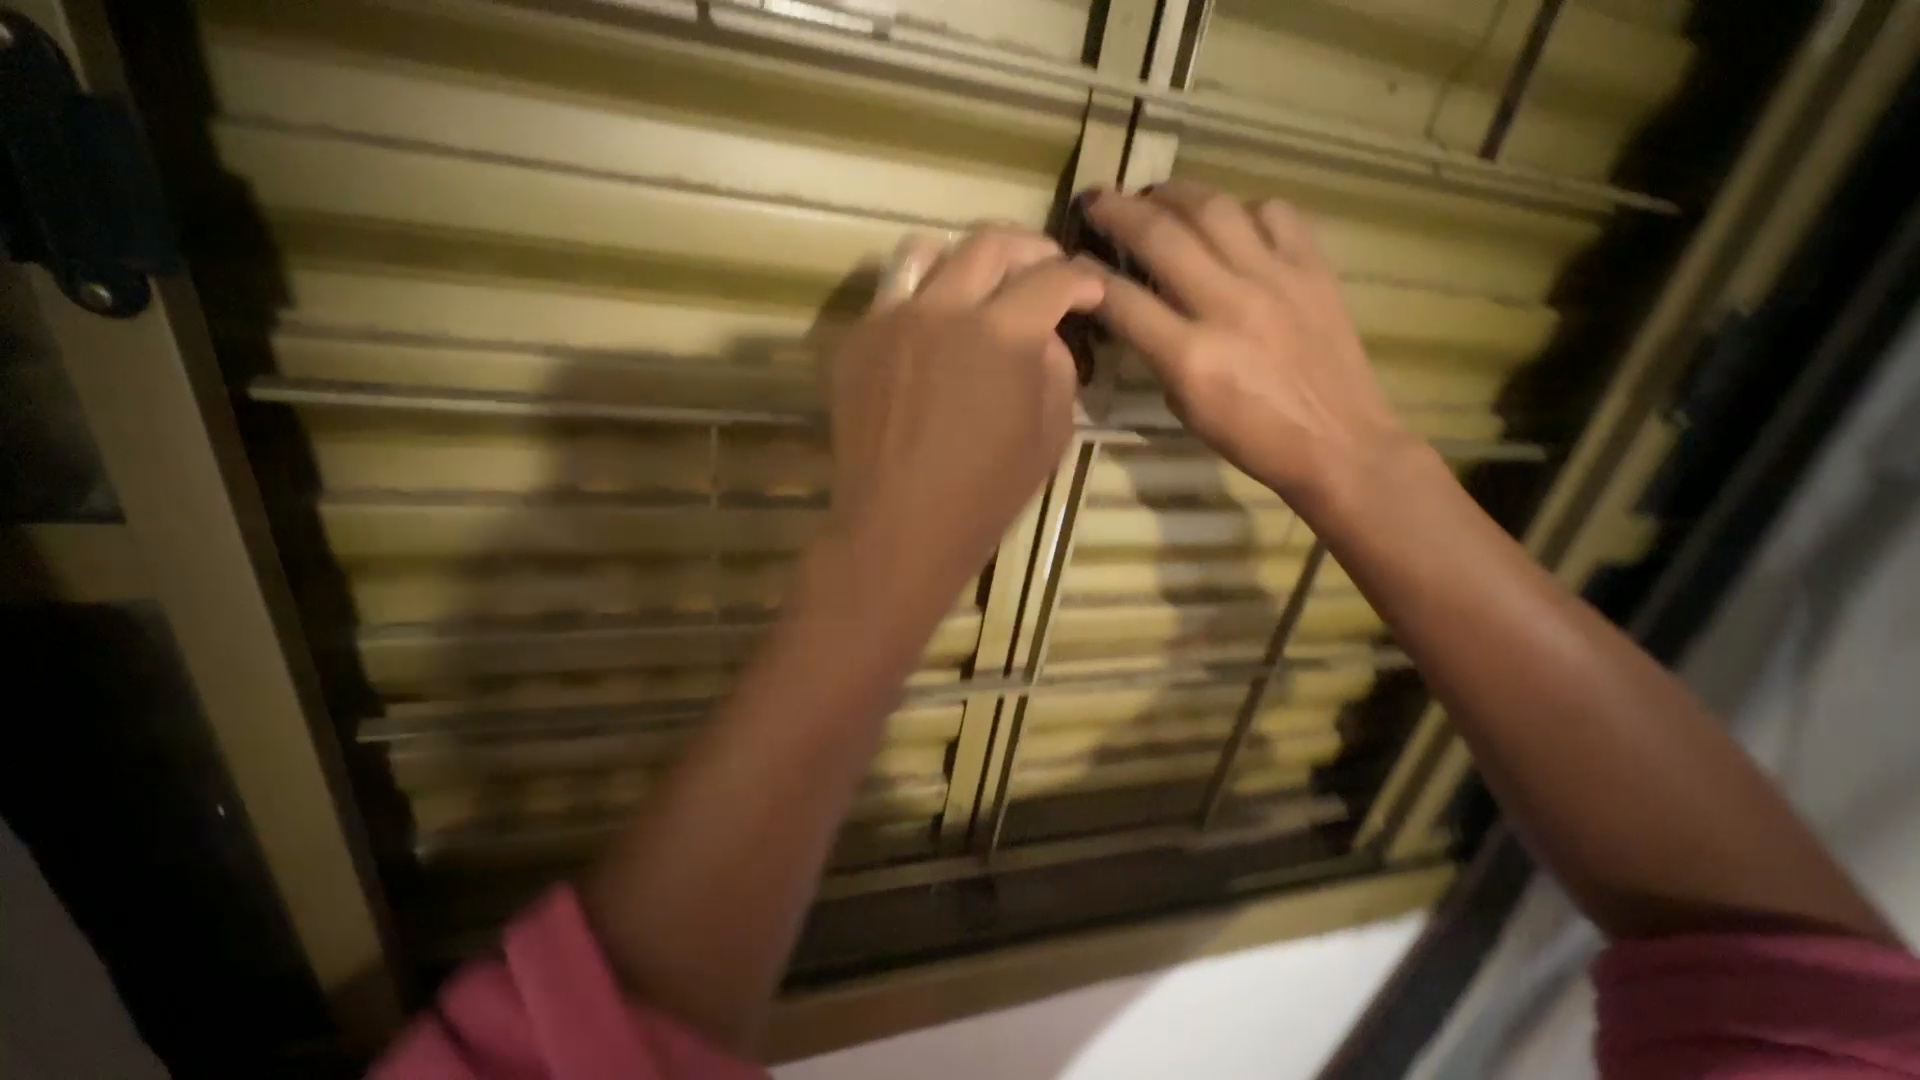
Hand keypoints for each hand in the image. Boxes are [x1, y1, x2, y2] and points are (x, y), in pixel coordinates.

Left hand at [821, 227, 1104, 621]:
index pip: (1053, 280)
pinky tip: (933, 324)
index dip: (1082, 280)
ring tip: (980, 281)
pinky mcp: (857, 340)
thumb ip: (1056, 369)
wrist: (899, 526)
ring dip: (964, 256)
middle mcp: (944, 308)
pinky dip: (920, 292)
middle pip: (990, 243)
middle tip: (1045, 269)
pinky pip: (890, 293)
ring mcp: (892, 319)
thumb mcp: (1050, 435)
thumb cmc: (986, 493)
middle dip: (1030, 249)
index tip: (1091, 291)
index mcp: (1003, 333)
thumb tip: (1044, 336)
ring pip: (927, 250)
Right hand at [1087, 181, 1418, 508]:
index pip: (1122, 299)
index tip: (1069, 258)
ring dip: (1175, 193)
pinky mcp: (1314, 268)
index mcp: (1191, 356)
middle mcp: (1229, 305)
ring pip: (1214, 208)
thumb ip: (1157, 353)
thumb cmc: (1253, 439)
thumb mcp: (1186, 407)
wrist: (1339, 442)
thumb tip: (1135, 309)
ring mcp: (1276, 279)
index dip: (1085, 274)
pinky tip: (1230, 220)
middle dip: (1118, 211)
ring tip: (1155, 195)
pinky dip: (1243, 208)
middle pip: (1161, 235)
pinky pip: (1274, 213)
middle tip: (1097, 199)